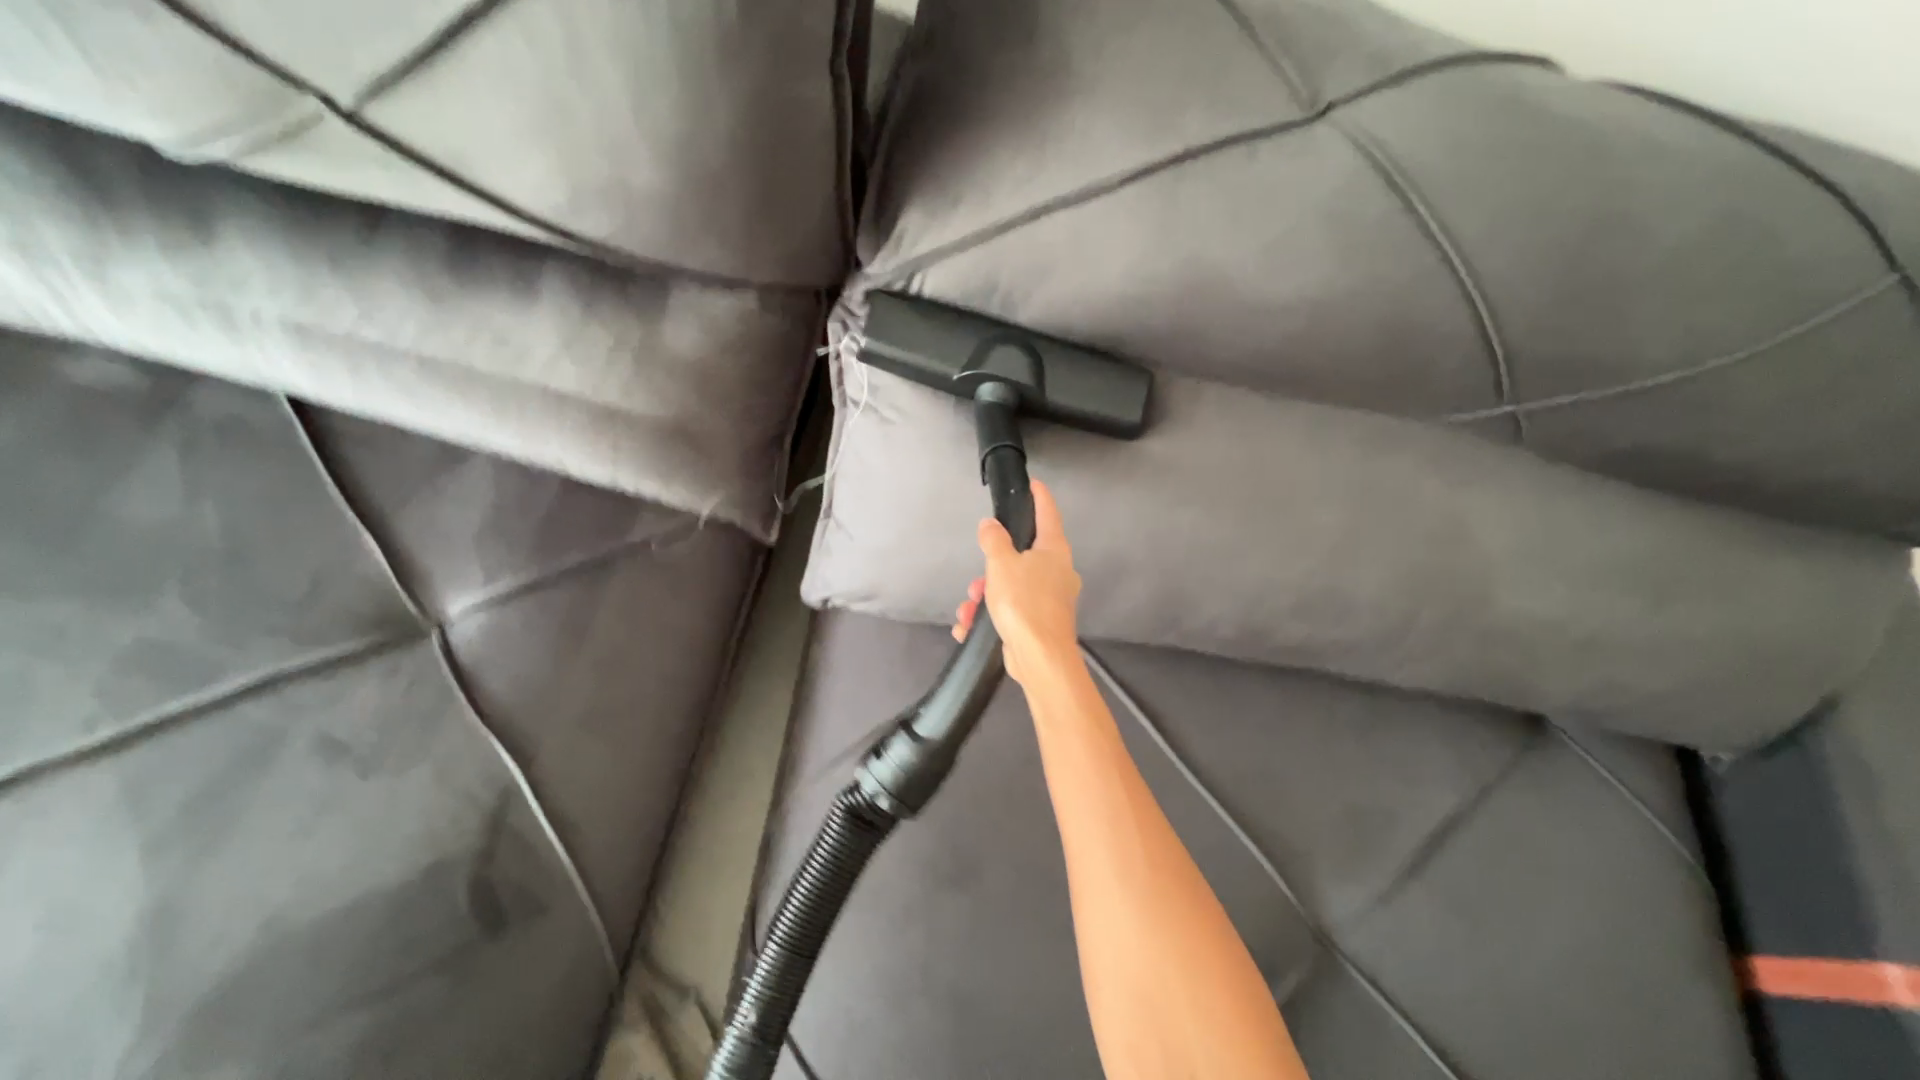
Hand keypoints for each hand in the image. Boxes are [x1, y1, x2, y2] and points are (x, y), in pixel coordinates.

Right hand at [951, 479, 1080, 684]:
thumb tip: (990, 525)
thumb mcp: (1001, 564)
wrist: (1040, 658)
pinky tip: (969, 628)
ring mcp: (1050, 599)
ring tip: (970, 610)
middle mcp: (1057, 572)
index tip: (1031, 484)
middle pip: (1021, 556)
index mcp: (1055, 551)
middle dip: (991, 569)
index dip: (1039, 496)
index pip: (1048, 513)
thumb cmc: (1024, 603)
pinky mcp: (1039, 623)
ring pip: (1010, 586)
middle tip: (977, 581)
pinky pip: (1010, 611)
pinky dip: (989, 617)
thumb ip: (993, 540)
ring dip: (985, 596)